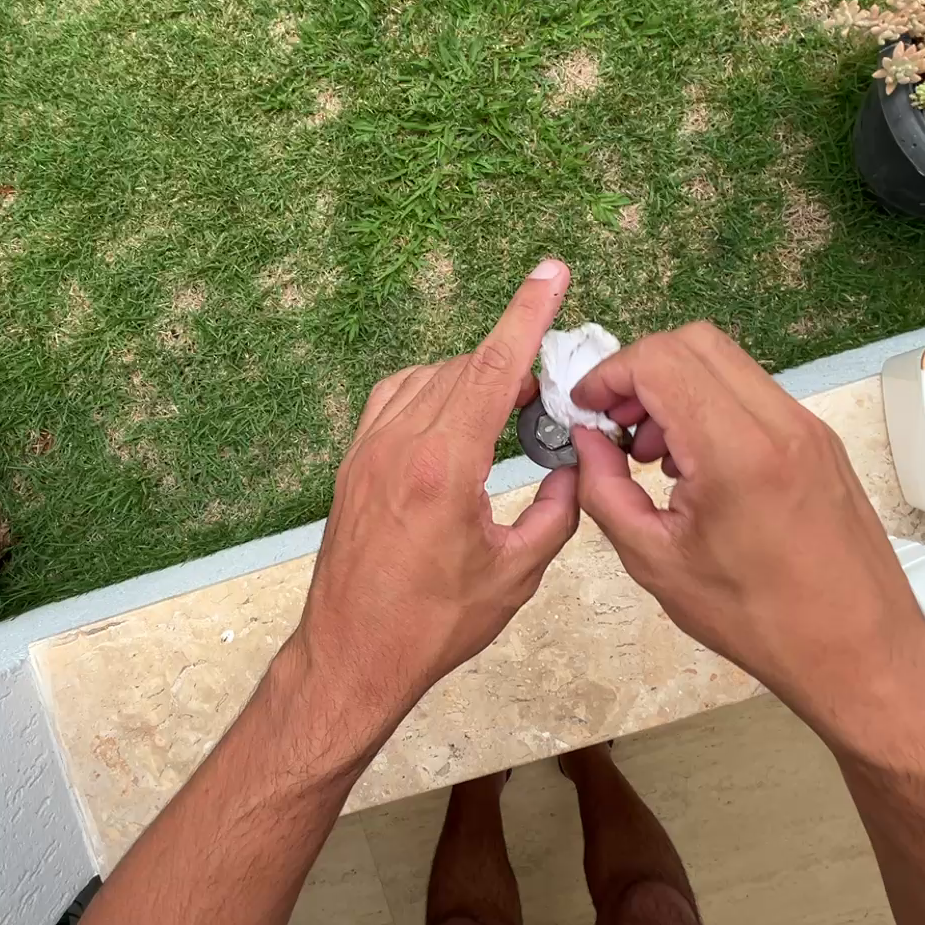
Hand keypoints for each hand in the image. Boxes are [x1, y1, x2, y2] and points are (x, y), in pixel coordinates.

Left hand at [292, 259, 581, 720]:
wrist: (352, 652)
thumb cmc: (431, 623)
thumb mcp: (514, 574)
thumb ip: (555, 511)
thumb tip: (572, 472)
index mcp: (443, 466)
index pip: (492, 368)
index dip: (526, 313)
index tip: (550, 273)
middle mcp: (398, 444)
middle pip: (463, 369)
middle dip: (510, 362)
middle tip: (544, 390)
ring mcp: (367, 449)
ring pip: (427, 378)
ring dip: (470, 378)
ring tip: (504, 407)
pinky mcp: (352, 462)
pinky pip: (393, 398)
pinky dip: (430, 391)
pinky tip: (450, 416)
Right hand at [567, 322, 924, 752]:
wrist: (861, 654)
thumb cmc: (754, 618)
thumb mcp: (653, 560)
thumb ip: (604, 489)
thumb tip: (584, 439)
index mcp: (737, 452)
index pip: (661, 361)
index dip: (609, 374)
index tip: (584, 407)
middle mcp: (780, 422)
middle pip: (693, 342)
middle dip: (637, 370)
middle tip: (612, 421)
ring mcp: (807, 426)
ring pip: (723, 361)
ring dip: (671, 386)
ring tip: (648, 449)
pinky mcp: (818, 440)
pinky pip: (749, 391)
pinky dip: (704, 404)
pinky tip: (689, 462)